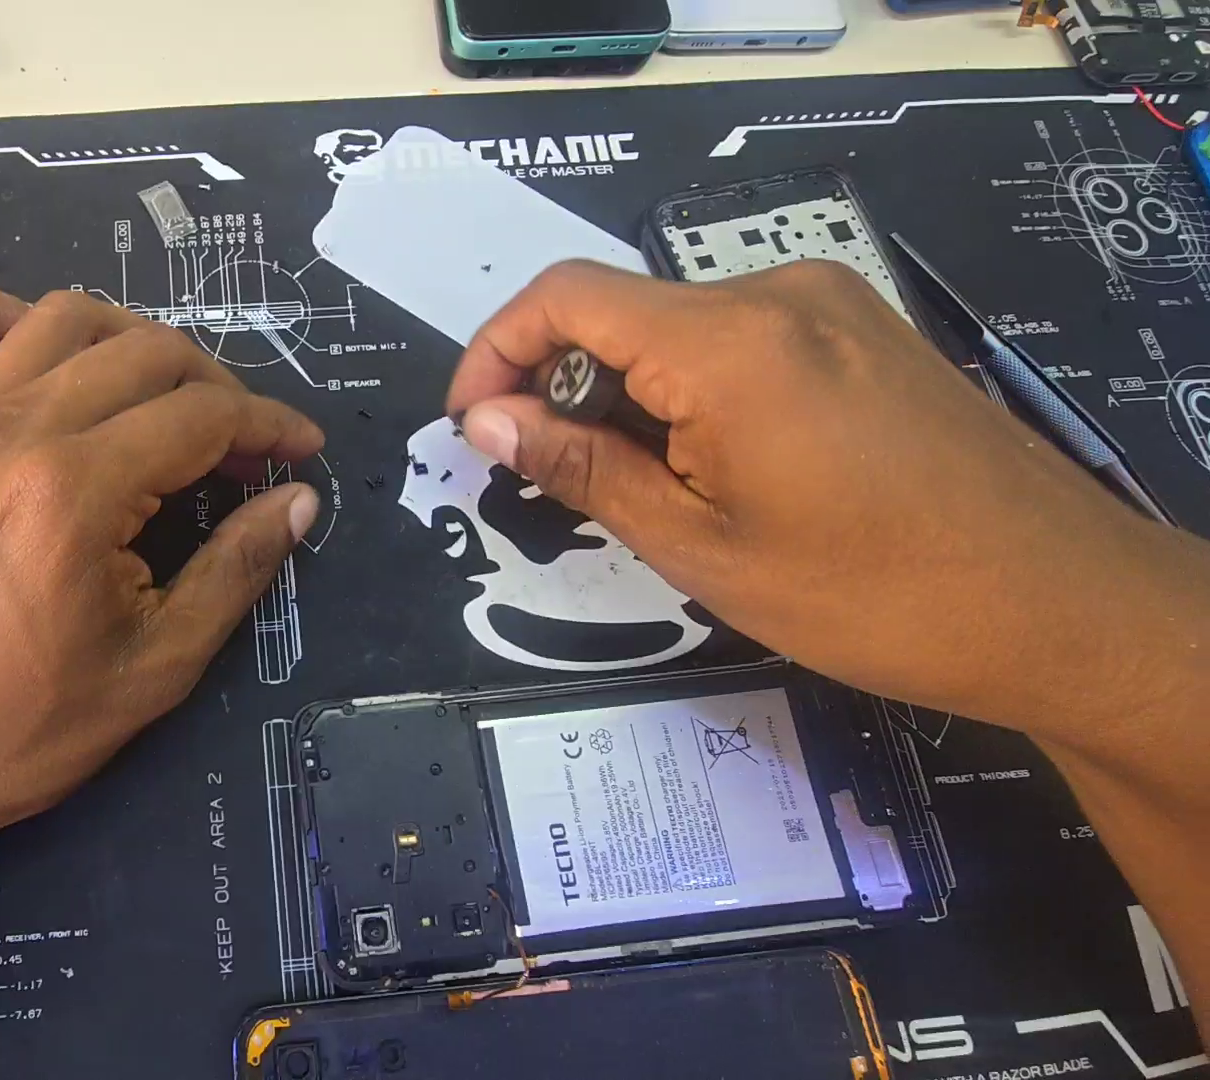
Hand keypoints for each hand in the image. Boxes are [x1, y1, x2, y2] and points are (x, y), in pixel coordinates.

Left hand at [0, 288, 322, 899]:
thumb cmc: (27, 723)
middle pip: (147, 352)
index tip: (302, 449)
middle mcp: (19, 430)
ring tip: (166, 396)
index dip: (269, 425)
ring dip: (134, 340)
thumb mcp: (158, 665)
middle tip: (242, 448)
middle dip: (219, 387)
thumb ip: (236, 569)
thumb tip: (299, 500)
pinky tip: (31, 343)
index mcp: (80, 490)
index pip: (203, 415)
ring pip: (62, 319)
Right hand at [445, 259, 1206, 742]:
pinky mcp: (850, 330)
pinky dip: (671, 390)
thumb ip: (579, 465)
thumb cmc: (866, 593)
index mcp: (728, 343)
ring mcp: (823, 306)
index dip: (494, 350)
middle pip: (612, 311)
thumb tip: (486, 422)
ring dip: (612, 394)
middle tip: (538, 472)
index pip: (564, 298)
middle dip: (552, 383)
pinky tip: (687, 460)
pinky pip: (723, 339)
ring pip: (665, 329)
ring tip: (617, 481)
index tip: (473, 422)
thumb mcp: (693, 541)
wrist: (1065, 610)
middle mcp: (775, 295)